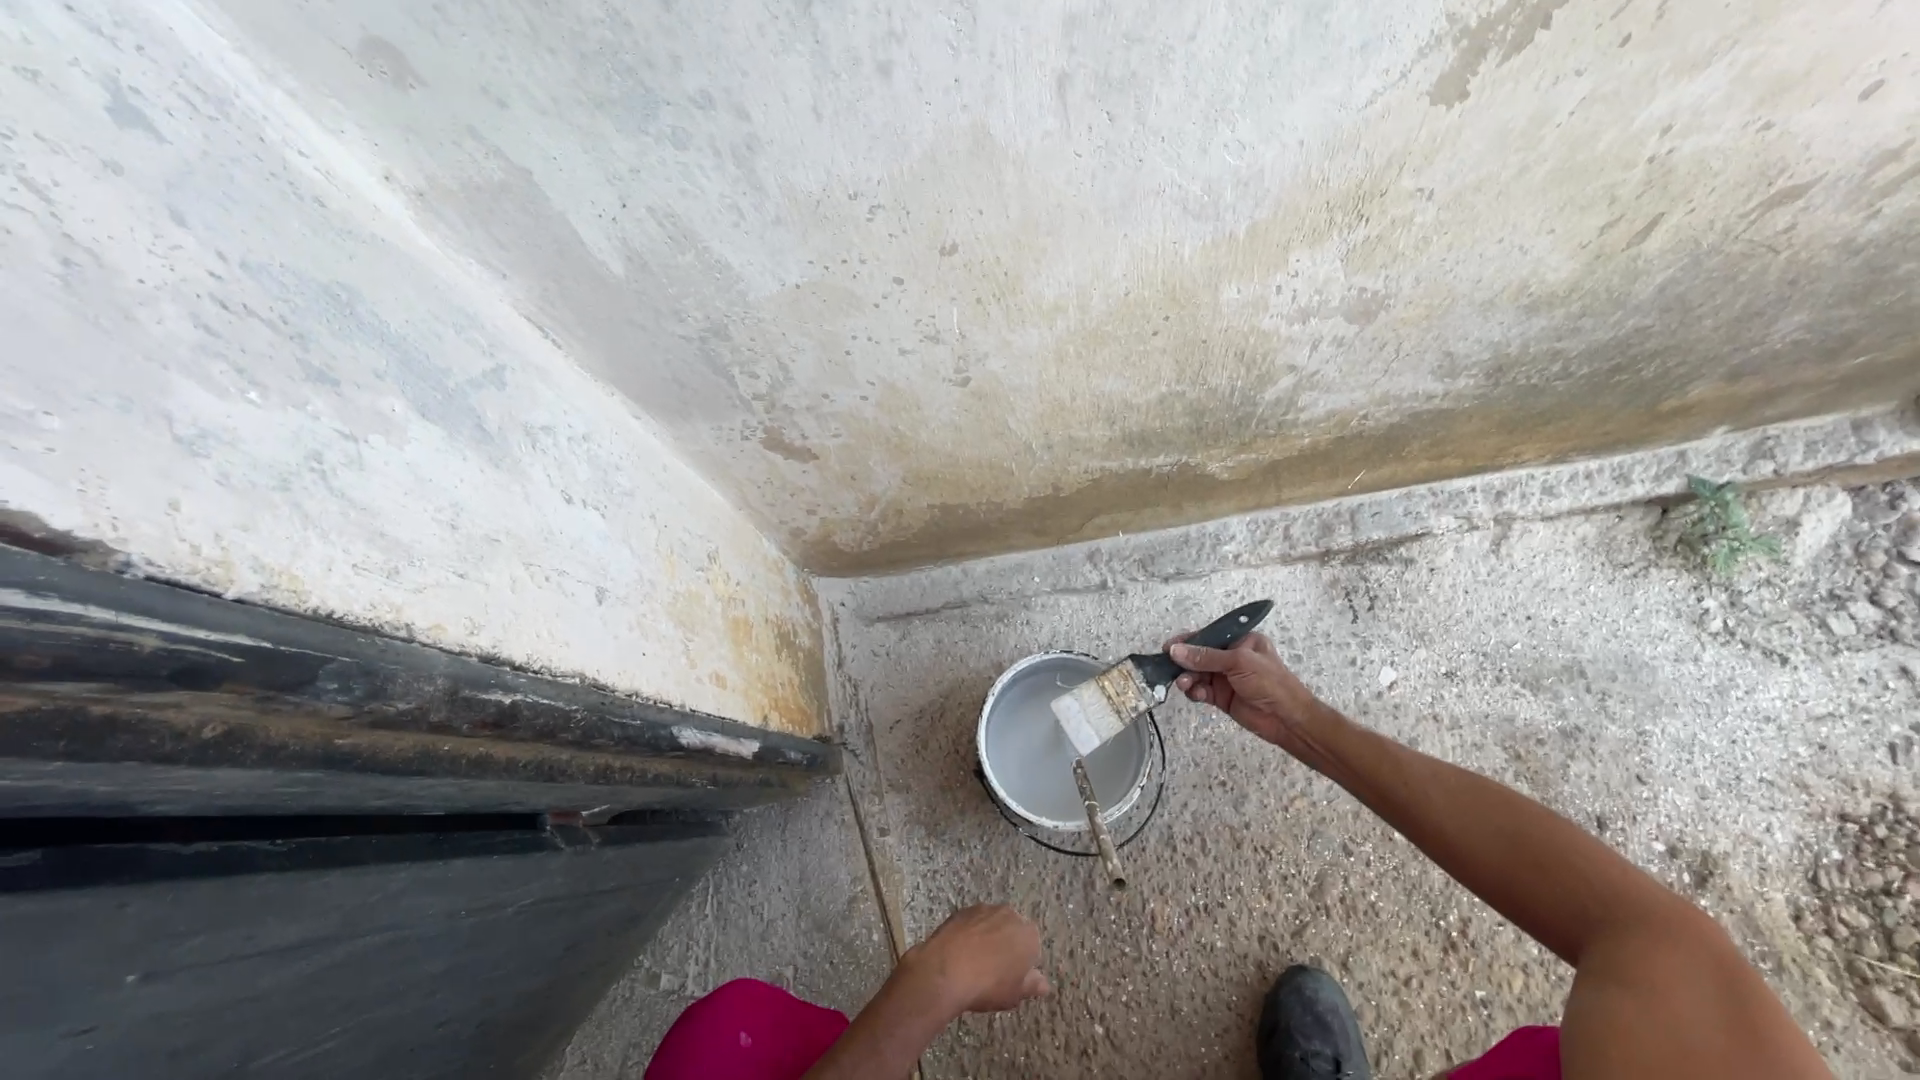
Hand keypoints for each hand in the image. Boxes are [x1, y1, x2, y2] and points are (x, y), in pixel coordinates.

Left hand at [896, 905, 1048, 1014]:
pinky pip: (972, 922)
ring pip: (991, 923)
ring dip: (987, 936)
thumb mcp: (1014, 994)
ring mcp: (984, 909)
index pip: (1032, 945)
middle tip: (994, 969)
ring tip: (974, 961)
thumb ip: (1032, 985)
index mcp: (1028, 935)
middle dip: (1006, 944)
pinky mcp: (962, 910)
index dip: (1023, 961)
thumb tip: (1044, 984)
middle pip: (1012, 930)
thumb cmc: (987, 985)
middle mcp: (1009, 915)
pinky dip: (969, 933)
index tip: (1013, 976)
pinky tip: (960, 952)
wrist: (946, 971)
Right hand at [1167, 632, 1329, 754]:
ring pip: (1197, 674)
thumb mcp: (1238, 662)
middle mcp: (1232, 657)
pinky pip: (1201, 690)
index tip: (1168, 647)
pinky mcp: (1221, 696)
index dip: (1188, 640)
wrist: (1287, 719)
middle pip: (1199, 655)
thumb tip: (1174, 650)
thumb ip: (1205, 656)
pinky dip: (1195, 691)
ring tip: (1184, 684)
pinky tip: (1195, 694)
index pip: (1209, 636)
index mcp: (1241, 641)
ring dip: (1188, 678)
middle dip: (1185, 662)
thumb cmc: (1270, 683)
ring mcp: (1226, 678)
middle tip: (1170, 668)